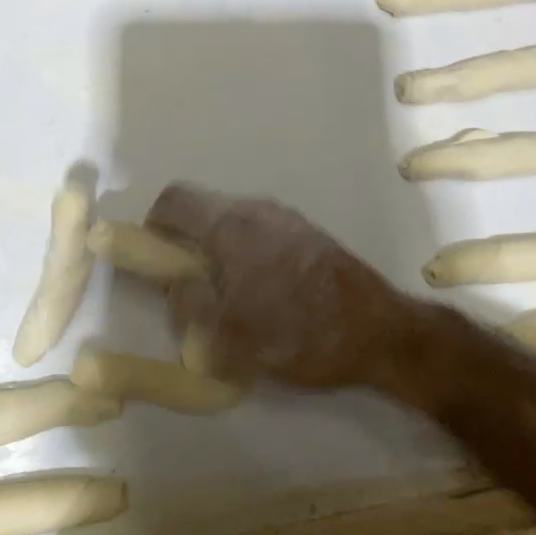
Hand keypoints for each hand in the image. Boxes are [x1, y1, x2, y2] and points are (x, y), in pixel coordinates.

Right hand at [146, 183, 438, 391]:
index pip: (172, 200)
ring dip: (217, 251)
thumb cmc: (299, 334)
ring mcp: (286, 219)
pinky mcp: (309, 235)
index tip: (153, 261)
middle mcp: (256, 210)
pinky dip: (246, 255)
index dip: (152, 226)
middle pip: (201, 211)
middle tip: (188, 287)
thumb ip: (190, 304)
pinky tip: (263, 294)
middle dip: (184, 243)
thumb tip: (175, 283)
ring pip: (232, 223)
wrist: (383, 334)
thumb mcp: (229, 335)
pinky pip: (259, 233)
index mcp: (229, 226)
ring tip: (226, 296)